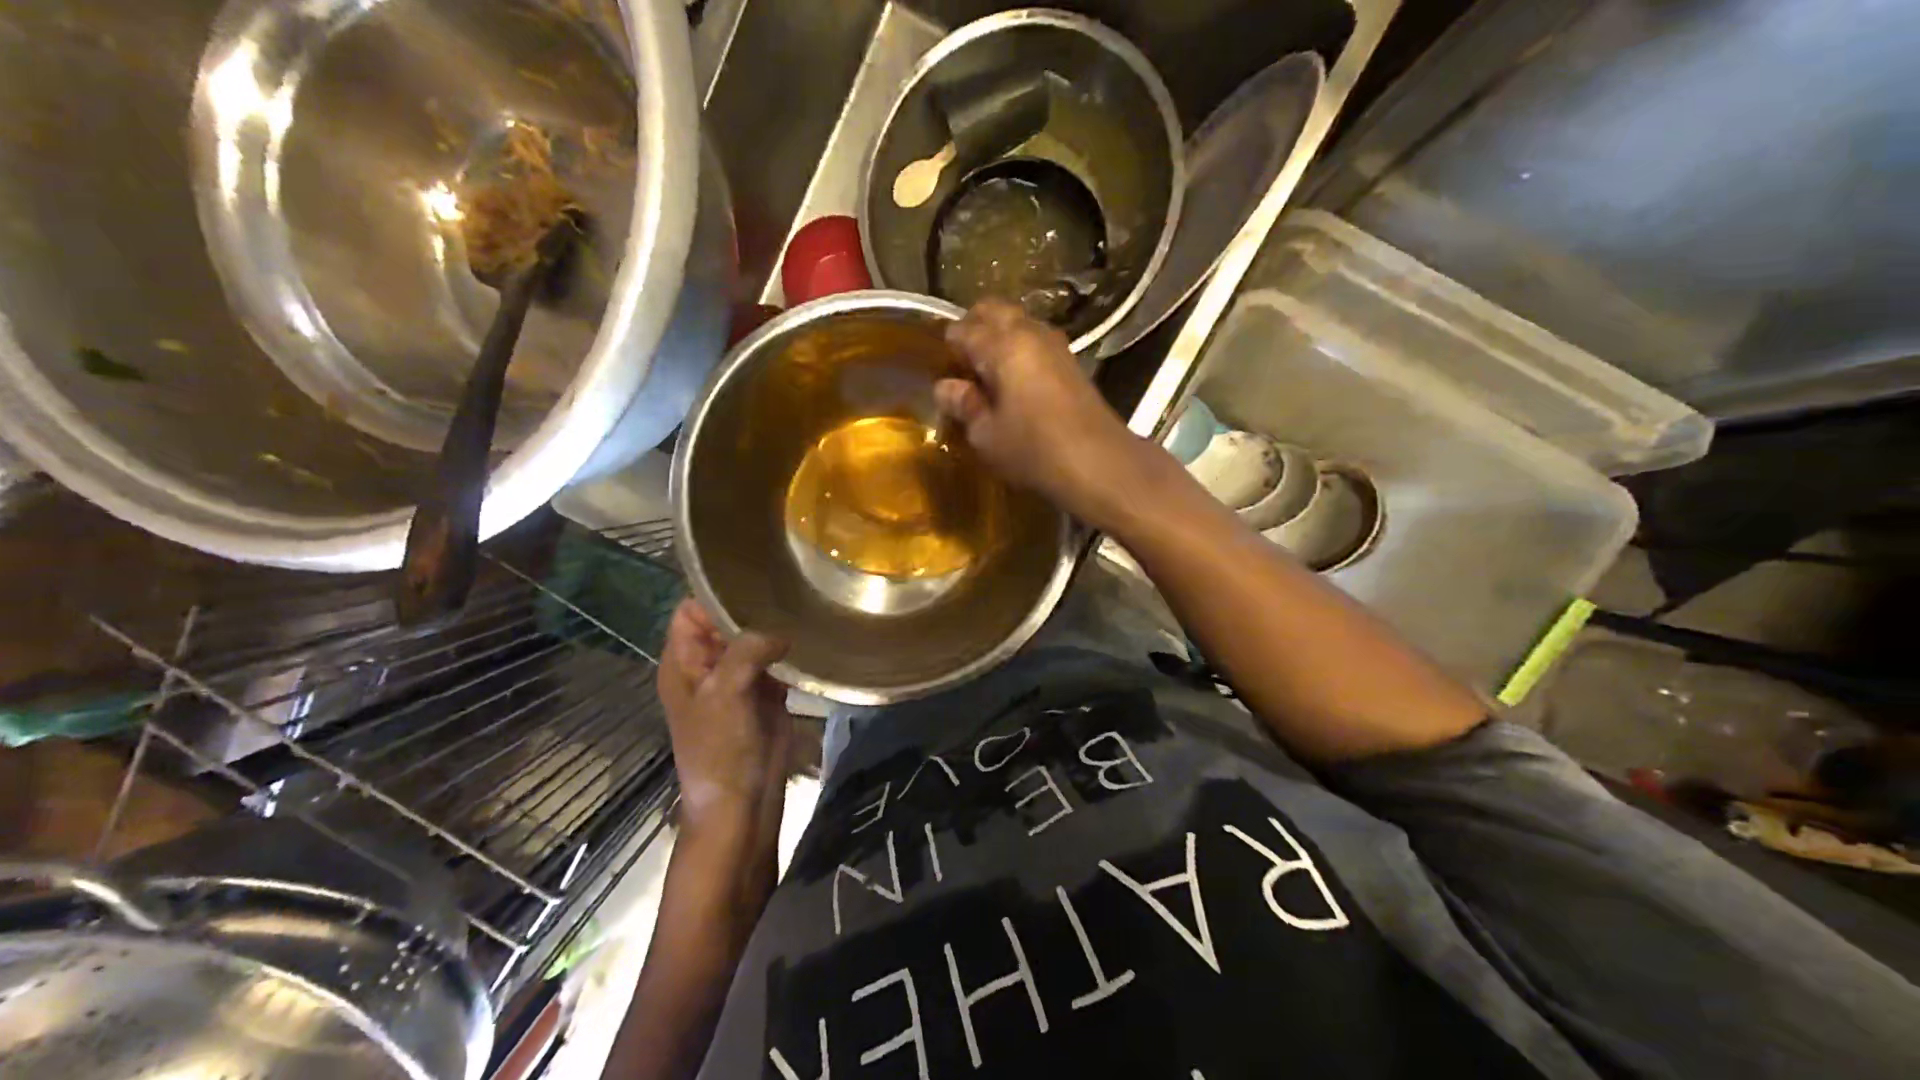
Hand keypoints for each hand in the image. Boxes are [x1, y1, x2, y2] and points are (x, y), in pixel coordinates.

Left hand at [657, 598, 793, 832]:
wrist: (742, 806)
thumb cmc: (720, 751)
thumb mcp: (724, 694)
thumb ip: (746, 651)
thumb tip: (779, 630)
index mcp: (683, 664)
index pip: (690, 612)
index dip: (714, 596)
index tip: (752, 581)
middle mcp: (709, 667)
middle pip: (726, 623)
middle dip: (752, 607)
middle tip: (789, 585)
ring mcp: (740, 682)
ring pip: (755, 641)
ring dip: (775, 628)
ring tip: (805, 603)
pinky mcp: (767, 695)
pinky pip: (778, 663)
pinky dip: (792, 652)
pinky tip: (813, 636)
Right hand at [936, 299, 1163, 528]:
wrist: (1099, 463)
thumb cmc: (1034, 450)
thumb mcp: (986, 435)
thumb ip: (964, 405)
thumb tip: (945, 387)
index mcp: (1002, 345)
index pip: (962, 329)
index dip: (947, 347)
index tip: (941, 368)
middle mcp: (1029, 333)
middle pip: (993, 311)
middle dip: (973, 327)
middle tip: (961, 362)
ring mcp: (1055, 345)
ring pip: (1018, 323)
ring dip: (999, 337)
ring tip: (986, 373)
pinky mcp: (1071, 362)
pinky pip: (1035, 342)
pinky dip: (1019, 351)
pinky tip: (1013, 382)